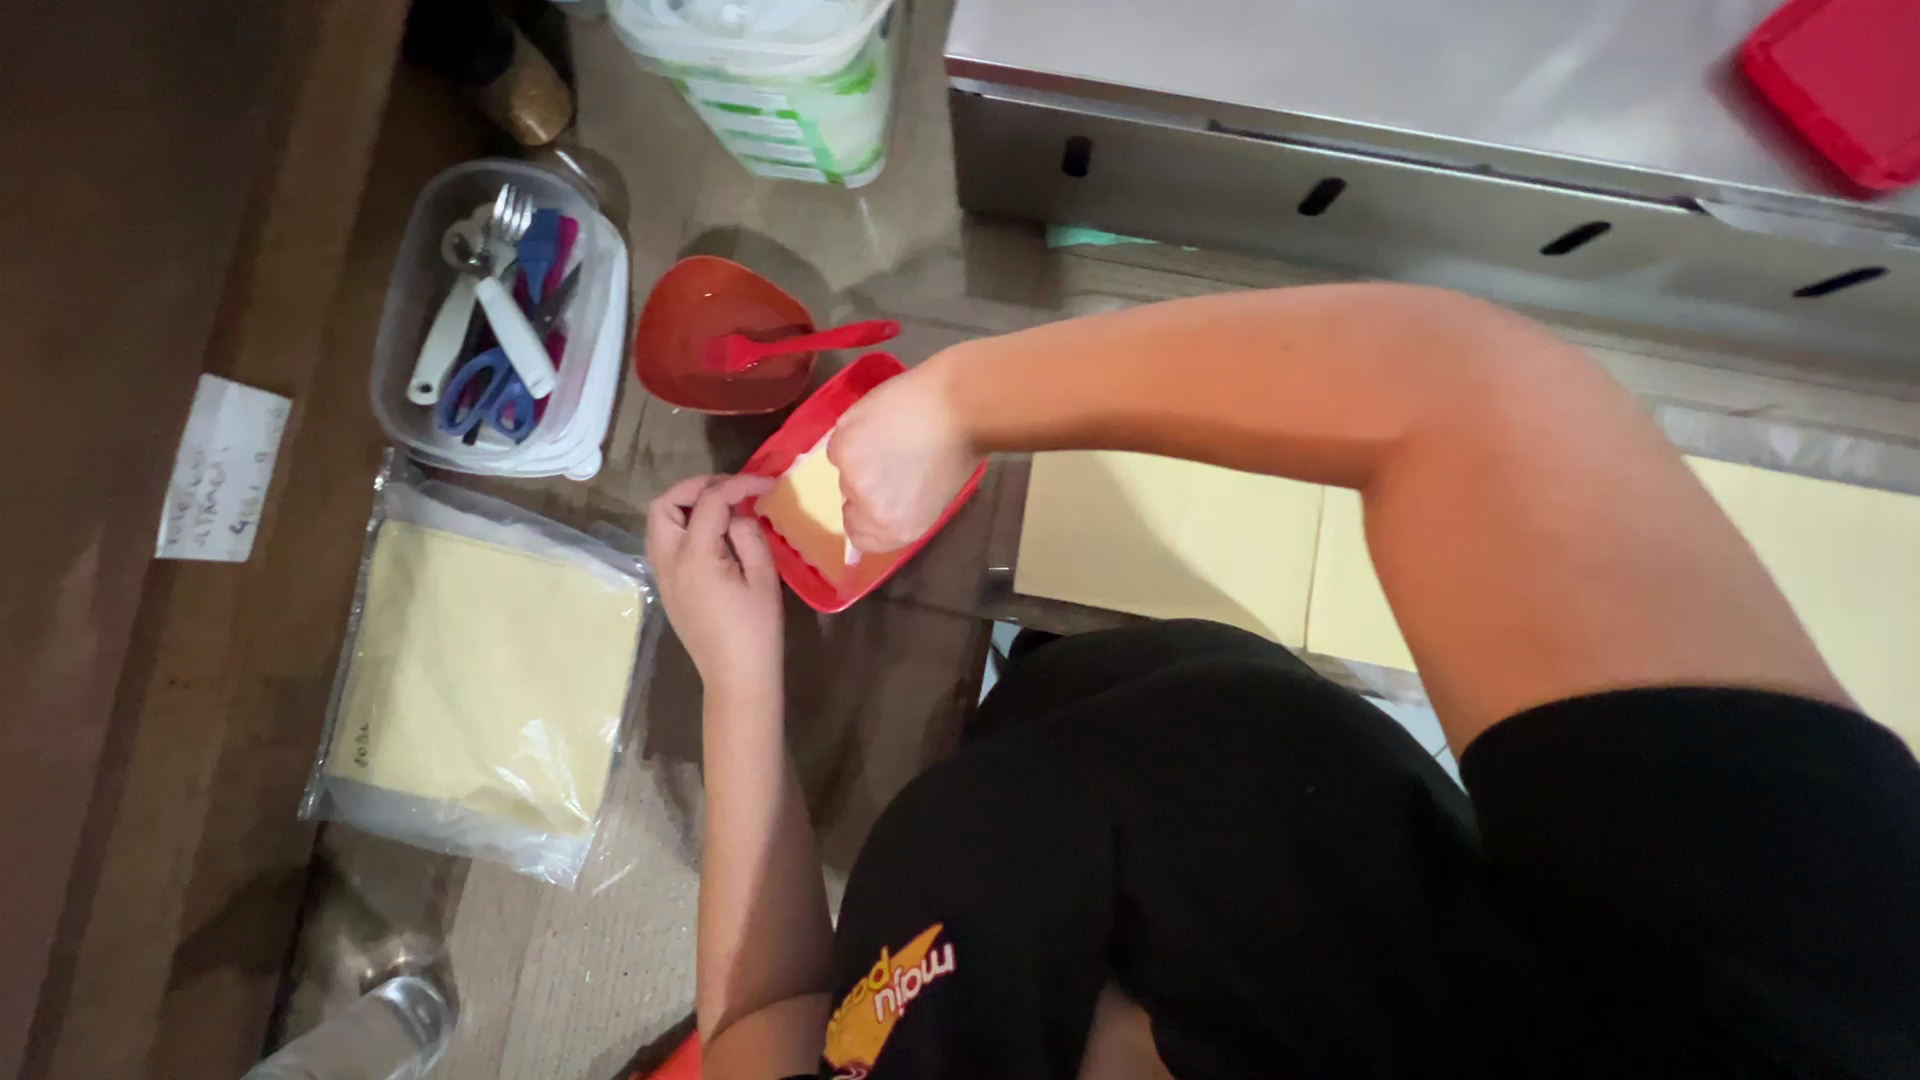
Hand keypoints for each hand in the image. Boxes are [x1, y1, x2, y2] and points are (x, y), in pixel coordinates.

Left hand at [646, 474, 781, 691]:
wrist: (736, 677)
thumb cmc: (756, 631)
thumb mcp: (763, 579)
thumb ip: (749, 537)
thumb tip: (739, 517)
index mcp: (694, 557)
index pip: (709, 502)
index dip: (739, 485)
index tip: (767, 483)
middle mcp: (668, 562)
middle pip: (664, 505)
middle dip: (696, 488)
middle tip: (731, 490)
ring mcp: (662, 576)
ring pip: (658, 524)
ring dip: (685, 506)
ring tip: (722, 508)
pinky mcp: (667, 588)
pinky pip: (664, 543)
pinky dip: (683, 526)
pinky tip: (715, 535)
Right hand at [828, 356, 982, 552]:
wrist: (958, 403)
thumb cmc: (960, 453)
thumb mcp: (936, 500)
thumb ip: (902, 511)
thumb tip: (882, 504)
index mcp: (895, 528)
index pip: (859, 537)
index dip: (869, 516)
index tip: (883, 495)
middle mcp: (868, 508)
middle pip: (850, 502)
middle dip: (865, 486)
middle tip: (891, 461)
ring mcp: (850, 474)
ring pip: (843, 470)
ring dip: (857, 458)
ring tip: (887, 437)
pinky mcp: (840, 441)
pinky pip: (838, 445)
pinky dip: (853, 436)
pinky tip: (878, 423)